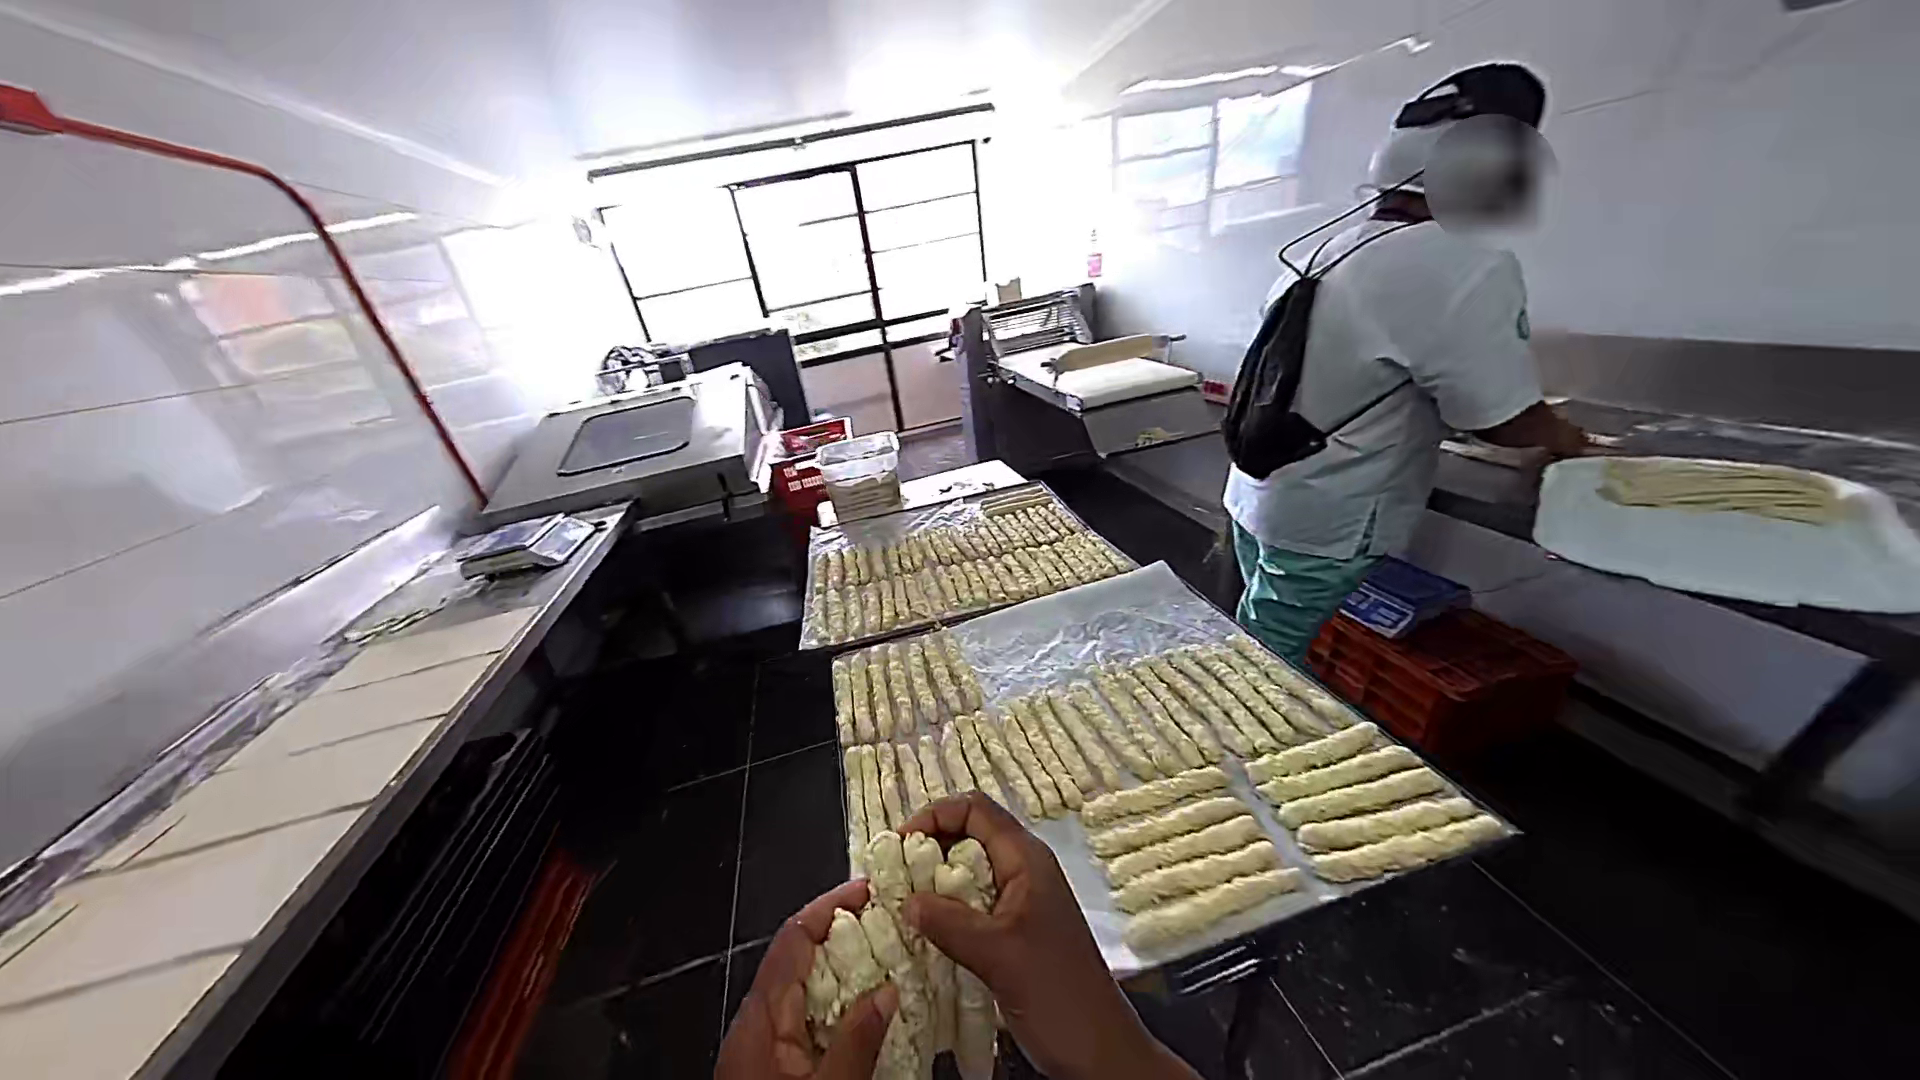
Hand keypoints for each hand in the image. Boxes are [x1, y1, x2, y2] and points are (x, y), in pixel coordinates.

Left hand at [715, 879, 898, 1079]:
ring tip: (886, 958)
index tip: (868, 889)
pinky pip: (804, 1016)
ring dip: (844, 969)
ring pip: (804, 987)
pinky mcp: (769, 1066)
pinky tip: (865, 1009)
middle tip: (888, 921)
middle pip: (799, 956)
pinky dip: (836, 1001)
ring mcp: (760, 1045)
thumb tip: (888, 991)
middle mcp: (755, 1022)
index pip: (794, 936)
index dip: (831, 905)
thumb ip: (856, 1041)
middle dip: (844, 933)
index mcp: (759, 1017)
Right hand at [898, 794, 1199, 1079]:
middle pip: (971, 831)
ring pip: (971, 864)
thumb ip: (949, 923)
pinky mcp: (1016, 922)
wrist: (1101, 1051)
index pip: (975, 809)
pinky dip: (948, 901)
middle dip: (931, 843)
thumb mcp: (998, 955)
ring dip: (936, 874)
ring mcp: (1022, 894)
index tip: (901, 842)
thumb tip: (905, 900)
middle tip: (896, 872)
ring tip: (904, 897)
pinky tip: (927, 925)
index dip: (935, 814)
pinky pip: (975, 895)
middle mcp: (1024, 866)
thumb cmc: (1058, 995)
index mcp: (1026, 858)